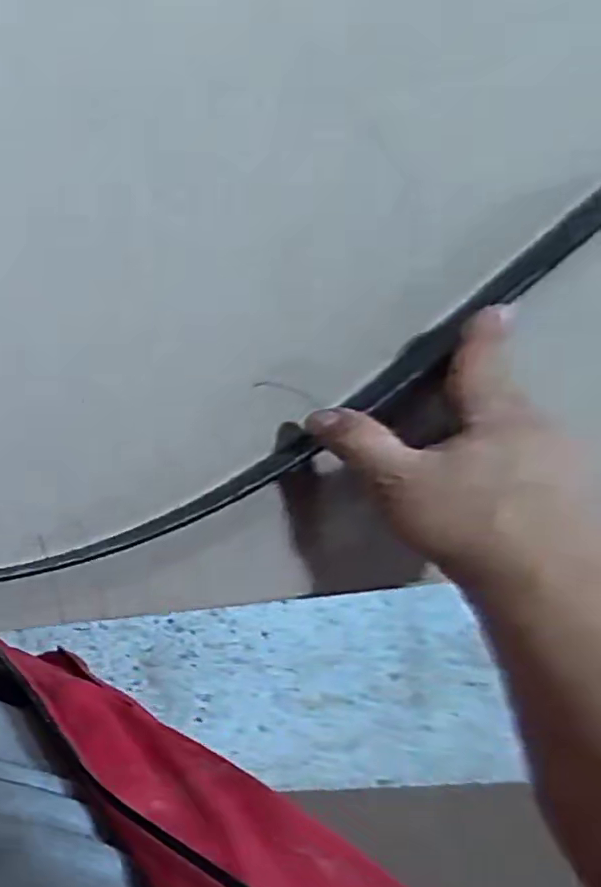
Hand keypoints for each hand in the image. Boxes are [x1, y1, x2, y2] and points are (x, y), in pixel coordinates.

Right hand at [305, 307, 599, 597]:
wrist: (541, 576)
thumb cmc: (464, 517)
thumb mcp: (394, 479)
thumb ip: (359, 443)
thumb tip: (322, 415)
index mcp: (503, 418)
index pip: (485, 369)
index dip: (483, 339)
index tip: (496, 310)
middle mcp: (541, 430)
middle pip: (501, 402)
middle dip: (476, 394)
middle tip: (451, 387)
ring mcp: (559, 461)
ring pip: (513, 433)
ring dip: (483, 431)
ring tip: (452, 443)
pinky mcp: (562, 491)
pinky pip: (521, 459)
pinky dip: (494, 458)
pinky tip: (476, 480)